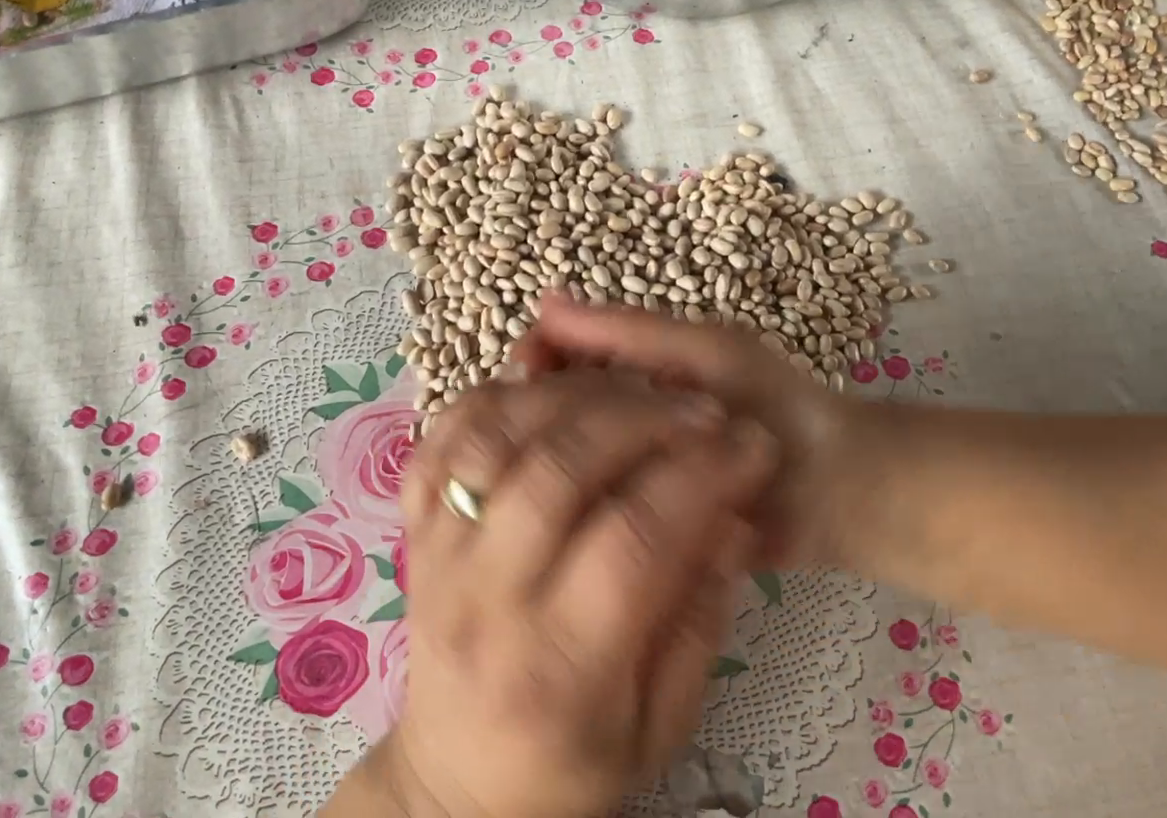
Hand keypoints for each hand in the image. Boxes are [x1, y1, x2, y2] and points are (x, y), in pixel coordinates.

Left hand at [376, 370, 779, 817]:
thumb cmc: (572, 762)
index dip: (702, 477)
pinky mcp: (413, 528)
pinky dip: (499, 397)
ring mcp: (436, 554)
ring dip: (572, 393)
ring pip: (495, 435)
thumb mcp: (660, 725)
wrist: (458, 781)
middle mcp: (484, 598)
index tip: (753, 445)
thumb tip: (732, 517)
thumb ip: (699, 620)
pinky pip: (444, 436)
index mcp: (559, 665)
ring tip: (634, 388)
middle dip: (643, 420)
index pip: (634, 541)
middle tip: (701, 408)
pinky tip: (553, 392)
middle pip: (558, 470)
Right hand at [509, 294, 863, 566]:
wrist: (835, 492)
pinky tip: (569, 512)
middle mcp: (621, 421)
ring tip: (551, 465)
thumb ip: (629, 332)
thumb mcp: (706, 353)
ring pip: (566, 463)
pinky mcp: (636, 526)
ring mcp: (626, 474)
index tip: (524, 366)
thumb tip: (545, 302)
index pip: (557, 356)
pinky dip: (582, 508)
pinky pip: (595, 513)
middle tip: (536, 425)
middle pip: (552, 411)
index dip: (535, 358)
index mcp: (633, 372)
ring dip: (556, 461)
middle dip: (538, 411)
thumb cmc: (774, 405)